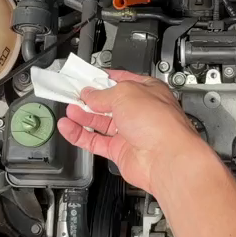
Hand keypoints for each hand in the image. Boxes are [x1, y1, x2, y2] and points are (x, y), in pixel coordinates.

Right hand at [59, 69, 217, 196]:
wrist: (167, 158)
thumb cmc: (160, 124)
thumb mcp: (125, 94)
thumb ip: (103, 94)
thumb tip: (90, 94)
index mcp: (147, 91)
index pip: (121, 81)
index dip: (102, 79)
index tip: (85, 78)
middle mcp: (140, 112)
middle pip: (109, 102)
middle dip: (90, 99)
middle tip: (72, 94)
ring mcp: (131, 132)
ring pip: (101, 122)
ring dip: (83, 116)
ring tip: (68, 110)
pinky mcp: (121, 151)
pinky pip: (96, 141)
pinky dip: (80, 135)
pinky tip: (69, 128)